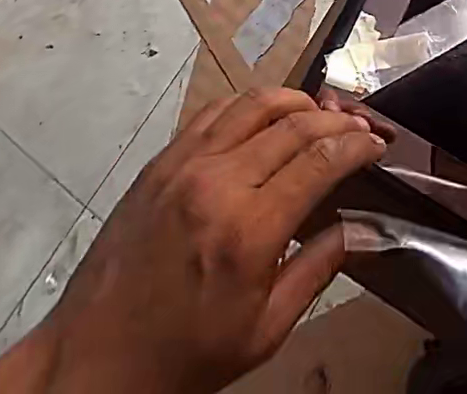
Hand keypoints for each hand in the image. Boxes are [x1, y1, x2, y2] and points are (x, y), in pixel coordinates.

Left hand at [0, 87, 387, 393]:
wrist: (89, 365)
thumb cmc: (185, 356)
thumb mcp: (265, 330)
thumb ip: (321, 267)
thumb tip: (365, 225)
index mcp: (248, 231)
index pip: (321, 161)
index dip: (358, 145)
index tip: (378, 145)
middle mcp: (218, 183)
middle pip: (296, 124)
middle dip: (339, 120)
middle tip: (359, 128)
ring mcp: (184, 165)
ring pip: (257, 103)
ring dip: (299, 101)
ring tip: (319, 114)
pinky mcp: (161, 161)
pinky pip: (216, 111)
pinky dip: (252, 104)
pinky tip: (266, 118)